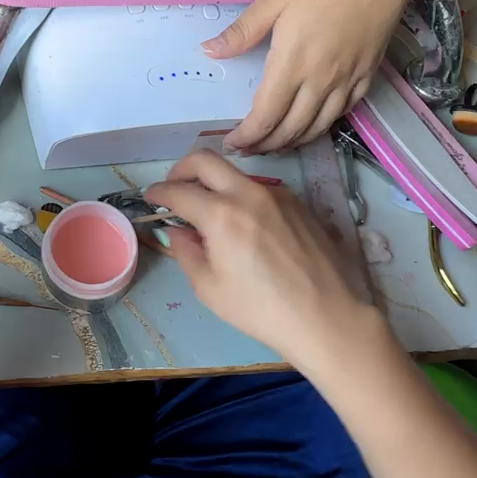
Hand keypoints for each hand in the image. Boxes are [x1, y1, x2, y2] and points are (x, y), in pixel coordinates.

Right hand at [145, 150, 391, 373]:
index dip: (158, 192)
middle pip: (204, 159)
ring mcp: (277, 194)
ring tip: (210, 211)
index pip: (178, 190)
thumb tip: (178, 231)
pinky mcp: (298, 203)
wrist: (326, 317)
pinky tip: (247, 226)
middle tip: (174, 187)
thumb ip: (186, 251)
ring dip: (214, 183)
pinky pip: (259, 190)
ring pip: (235, 173)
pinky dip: (242, 198)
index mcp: (221, 215)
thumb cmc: (261, 310)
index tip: (150, 198)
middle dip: (181, 169)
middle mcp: (248, 193)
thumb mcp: (209, 288)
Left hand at [207, 0, 422, 152]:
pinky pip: (344, 112)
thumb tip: (209, 52)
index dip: (247, 136)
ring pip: (319, 127)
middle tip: (249, 149)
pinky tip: (313, 124)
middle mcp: (321, 80)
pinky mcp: (369, 73)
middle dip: (266, 145)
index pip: (265, 117)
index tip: (232, 142)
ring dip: (294, 142)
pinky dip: (323, 126)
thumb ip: (242, 31)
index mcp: (293, 63)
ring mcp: (349, 79)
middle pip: (291, 129)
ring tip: (275, 144)